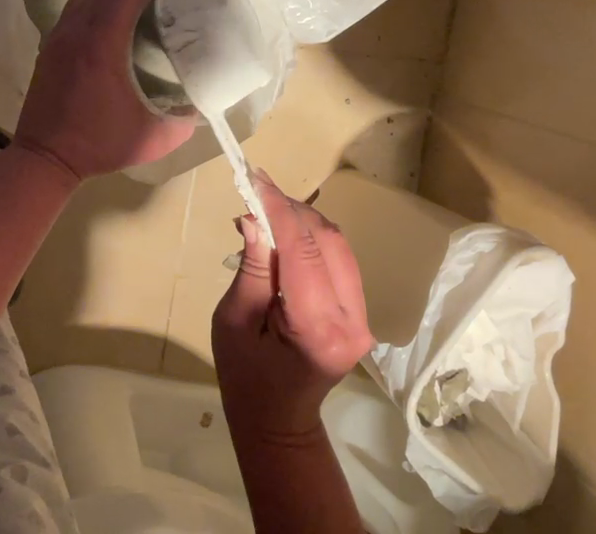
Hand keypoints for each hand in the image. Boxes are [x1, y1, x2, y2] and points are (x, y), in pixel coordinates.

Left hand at [13, 0, 195, 181]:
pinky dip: (93, 4)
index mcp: (102, 46)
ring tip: (135, 1)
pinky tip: (109, 22)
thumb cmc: (99, 145)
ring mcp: (58, 38)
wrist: (46, 156)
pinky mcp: (49, 48)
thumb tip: (199, 100)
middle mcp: (77, 33)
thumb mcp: (154, 138)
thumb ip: (183, 117)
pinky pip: (72, 11)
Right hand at [212, 168, 373, 441]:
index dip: (279, 209)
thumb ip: (251, 269)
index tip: (255, 177)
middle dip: (290, 209)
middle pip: (327, 241)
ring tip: (264, 208)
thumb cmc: (244, 374)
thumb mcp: (233, 320)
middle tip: (254, 190)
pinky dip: (310, 237)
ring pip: (337, 246)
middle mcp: (352, 320)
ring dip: (301, 220)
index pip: (303, 251)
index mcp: (318, 327)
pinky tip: (283, 232)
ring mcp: (362, 317)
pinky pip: (338, 260)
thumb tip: (252, 218)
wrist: (277, 418)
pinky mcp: (359, 312)